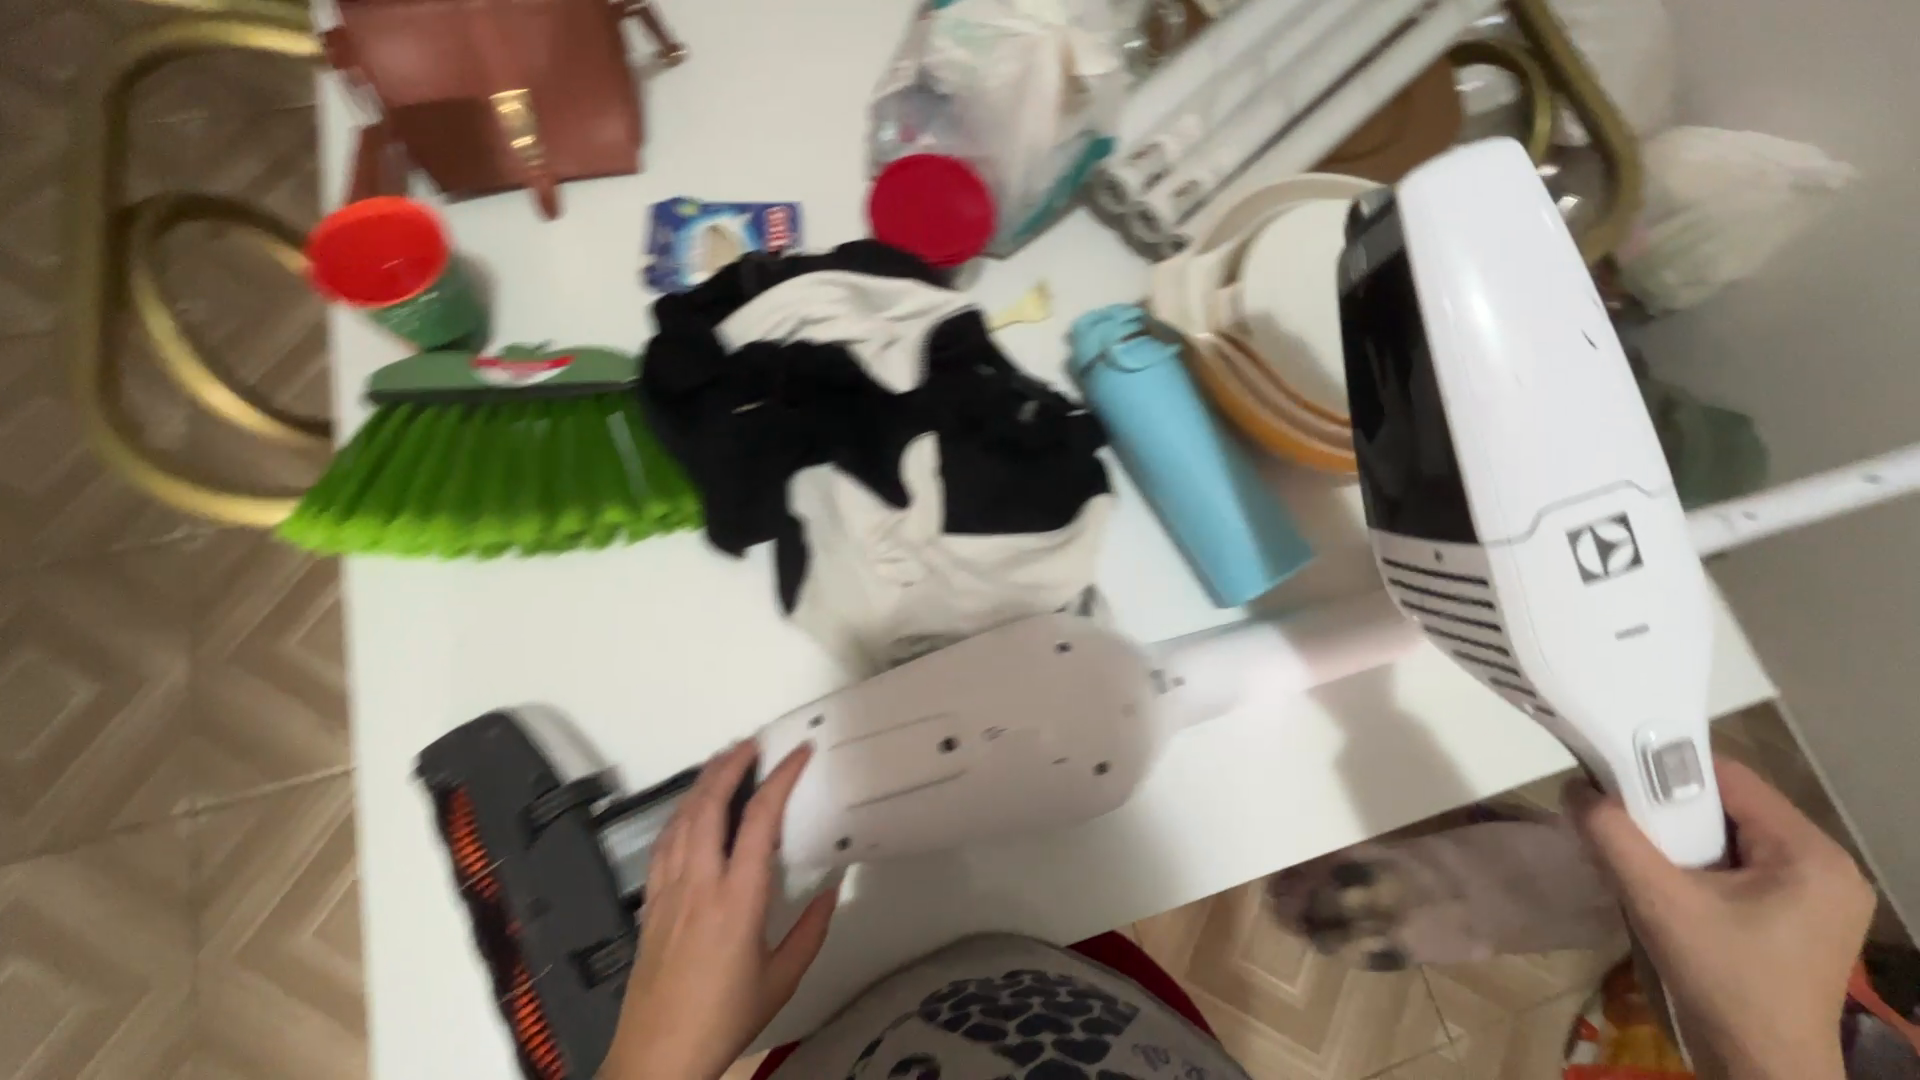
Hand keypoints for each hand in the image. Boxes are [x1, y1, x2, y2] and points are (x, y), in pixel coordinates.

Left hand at [600, 741, 837, 1079]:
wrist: (656, 1059)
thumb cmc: (725, 1019)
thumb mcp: (782, 980)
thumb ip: (811, 931)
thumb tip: (831, 888)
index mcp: (737, 899)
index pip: (760, 820)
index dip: (780, 778)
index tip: (798, 754)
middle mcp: (699, 883)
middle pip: (709, 804)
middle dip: (731, 765)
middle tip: (753, 743)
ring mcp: (668, 890)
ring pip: (682, 818)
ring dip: (703, 782)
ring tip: (723, 761)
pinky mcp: (650, 903)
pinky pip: (663, 844)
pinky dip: (680, 814)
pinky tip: (690, 809)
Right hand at [1566, 758, 1873, 1079]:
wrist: (1760, 1066)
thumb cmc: (1722, 980)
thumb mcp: (1656, 900)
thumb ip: (1612, 836)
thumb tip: (1573, 788)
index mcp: (1810, 854)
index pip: (1727, 777)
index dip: (1664, 768)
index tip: (1611, 774)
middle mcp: (1823, 864)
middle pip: (1724, 804)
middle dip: (1664, 808)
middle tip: (1615, 817)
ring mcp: (1813, 892)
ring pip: (1723, 833)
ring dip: (1672, 836)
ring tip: (1632, 851)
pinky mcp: (1793, 913)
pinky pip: (1731, 861)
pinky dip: (1688, 860)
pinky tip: (1658, 880)